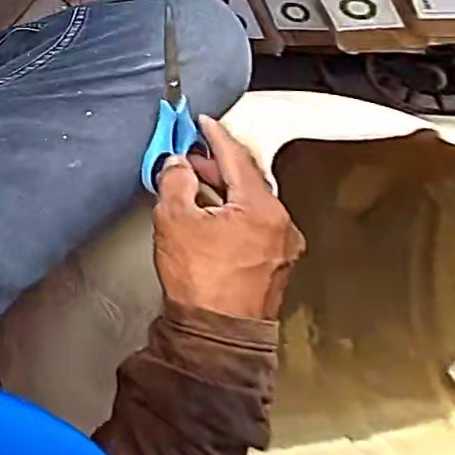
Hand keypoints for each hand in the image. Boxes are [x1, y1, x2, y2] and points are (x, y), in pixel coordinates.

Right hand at [153, 115, 304, 319]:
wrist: (214, 331)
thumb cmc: (199, 280)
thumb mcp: (173, 219)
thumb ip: (175, 182)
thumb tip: (176, 164)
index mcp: (262, 209)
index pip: (237, 158)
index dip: (215, 136)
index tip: (203, 123)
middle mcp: (280, 225)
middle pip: (248, 179)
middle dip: (217, 164)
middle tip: (190, 154)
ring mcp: (281, 246)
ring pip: (251, 202)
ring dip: (223, 188)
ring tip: (194, 183)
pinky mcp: (273, 263)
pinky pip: (253, 223)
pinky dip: (230, 210)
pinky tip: (208, 213)